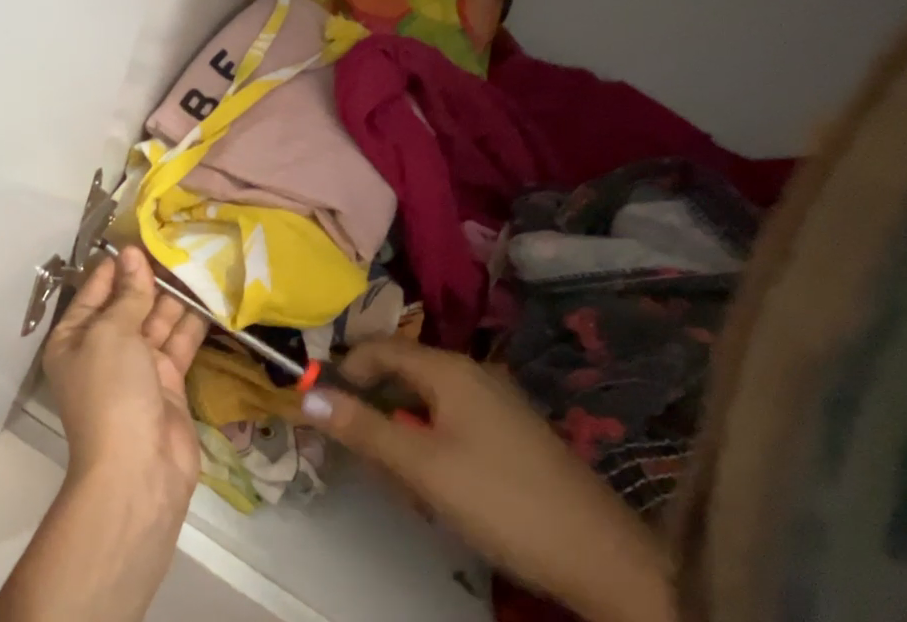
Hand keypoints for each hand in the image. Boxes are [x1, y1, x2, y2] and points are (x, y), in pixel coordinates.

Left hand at [43, 246, 207, 509]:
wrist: (137, 468)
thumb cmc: (111, 391)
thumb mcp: (112, 334)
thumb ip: (128, 295)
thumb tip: (132, 255)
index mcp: (73, 338)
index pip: (94, 292)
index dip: (115, 266)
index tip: (140, 237)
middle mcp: (101, 349)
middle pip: (126, 305)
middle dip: (149, 279)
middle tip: (178, 245)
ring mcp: (135, 368)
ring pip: (155, 323)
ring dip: (174, 298)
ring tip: (199, 262)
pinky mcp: (166, 384)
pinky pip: (178, 345)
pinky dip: (191, 325)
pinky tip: (210, 298)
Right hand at [299, 341, 675, 621]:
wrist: (601, 557)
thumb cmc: (501, 500)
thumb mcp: (420, 466)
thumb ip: (362, 427)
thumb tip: (305, 395)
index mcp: (450, 369)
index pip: (379, 348)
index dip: (343, 370)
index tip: (318, 406)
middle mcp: (472, 375)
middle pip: (400, 376)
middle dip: (373, 413)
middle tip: (364, 459)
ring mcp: (496, 404)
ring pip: (424, 406)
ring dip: (401, 439)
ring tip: (403, 486)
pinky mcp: (510, 435)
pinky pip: (450, 426)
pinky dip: (429, 449)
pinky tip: (435, 491)